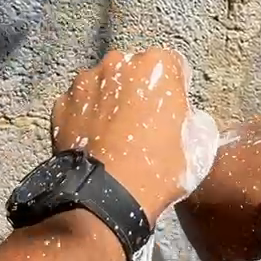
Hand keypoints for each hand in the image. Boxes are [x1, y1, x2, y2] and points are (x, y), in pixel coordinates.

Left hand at [50, 48, 218, 220]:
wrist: (104, 198)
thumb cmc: (157, 170)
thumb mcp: (198, 147)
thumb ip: (194, 118)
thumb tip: (186, 117)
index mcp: (156, 64)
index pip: (173, 66)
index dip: (176, 90)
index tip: (173, 112)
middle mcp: (118, 62)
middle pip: (134, 70)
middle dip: (139, 90)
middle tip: (143, 124)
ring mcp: (84, 81)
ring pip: (104, 84)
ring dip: (110, 101)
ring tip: (115, 136)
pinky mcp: (61, 103)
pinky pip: (79, 104)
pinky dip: (85, 117)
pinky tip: (94, 142)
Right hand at [176, 119, 260, 260]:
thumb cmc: (246, 223)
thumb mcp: (224, 257)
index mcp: (187, 174)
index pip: (188, 194)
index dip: (204, 213)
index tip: (221, 228)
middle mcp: (209, 145)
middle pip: (215, 170)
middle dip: (227, 189)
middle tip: (248, 216)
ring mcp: (243, 130)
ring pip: (244, 156)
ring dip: (254, 174)